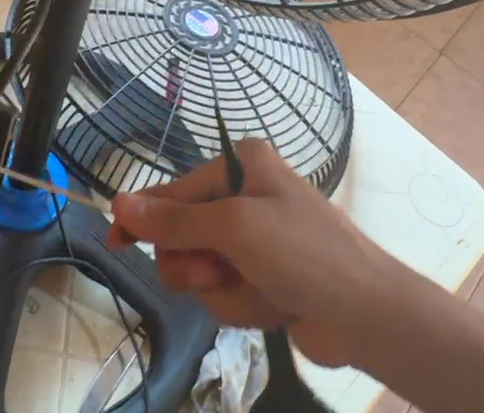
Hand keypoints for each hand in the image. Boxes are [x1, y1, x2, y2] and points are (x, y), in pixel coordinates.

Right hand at [105, 137, 397, 369]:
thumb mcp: (235, 229)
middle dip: (197, 264)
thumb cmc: (305, 254)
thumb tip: (120, 201)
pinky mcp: (263, 277)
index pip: (175, 191)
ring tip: (260, 291)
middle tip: (218, 274)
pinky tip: (275, 305)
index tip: (113, 238)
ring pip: (202, 270)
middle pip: (183, 235)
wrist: (369, 317)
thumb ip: (175, 219)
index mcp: (242, 166)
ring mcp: (255, 241)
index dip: (143, 216)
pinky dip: (244, 305)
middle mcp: (245, 196)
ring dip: (225, 290)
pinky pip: (226, 293)